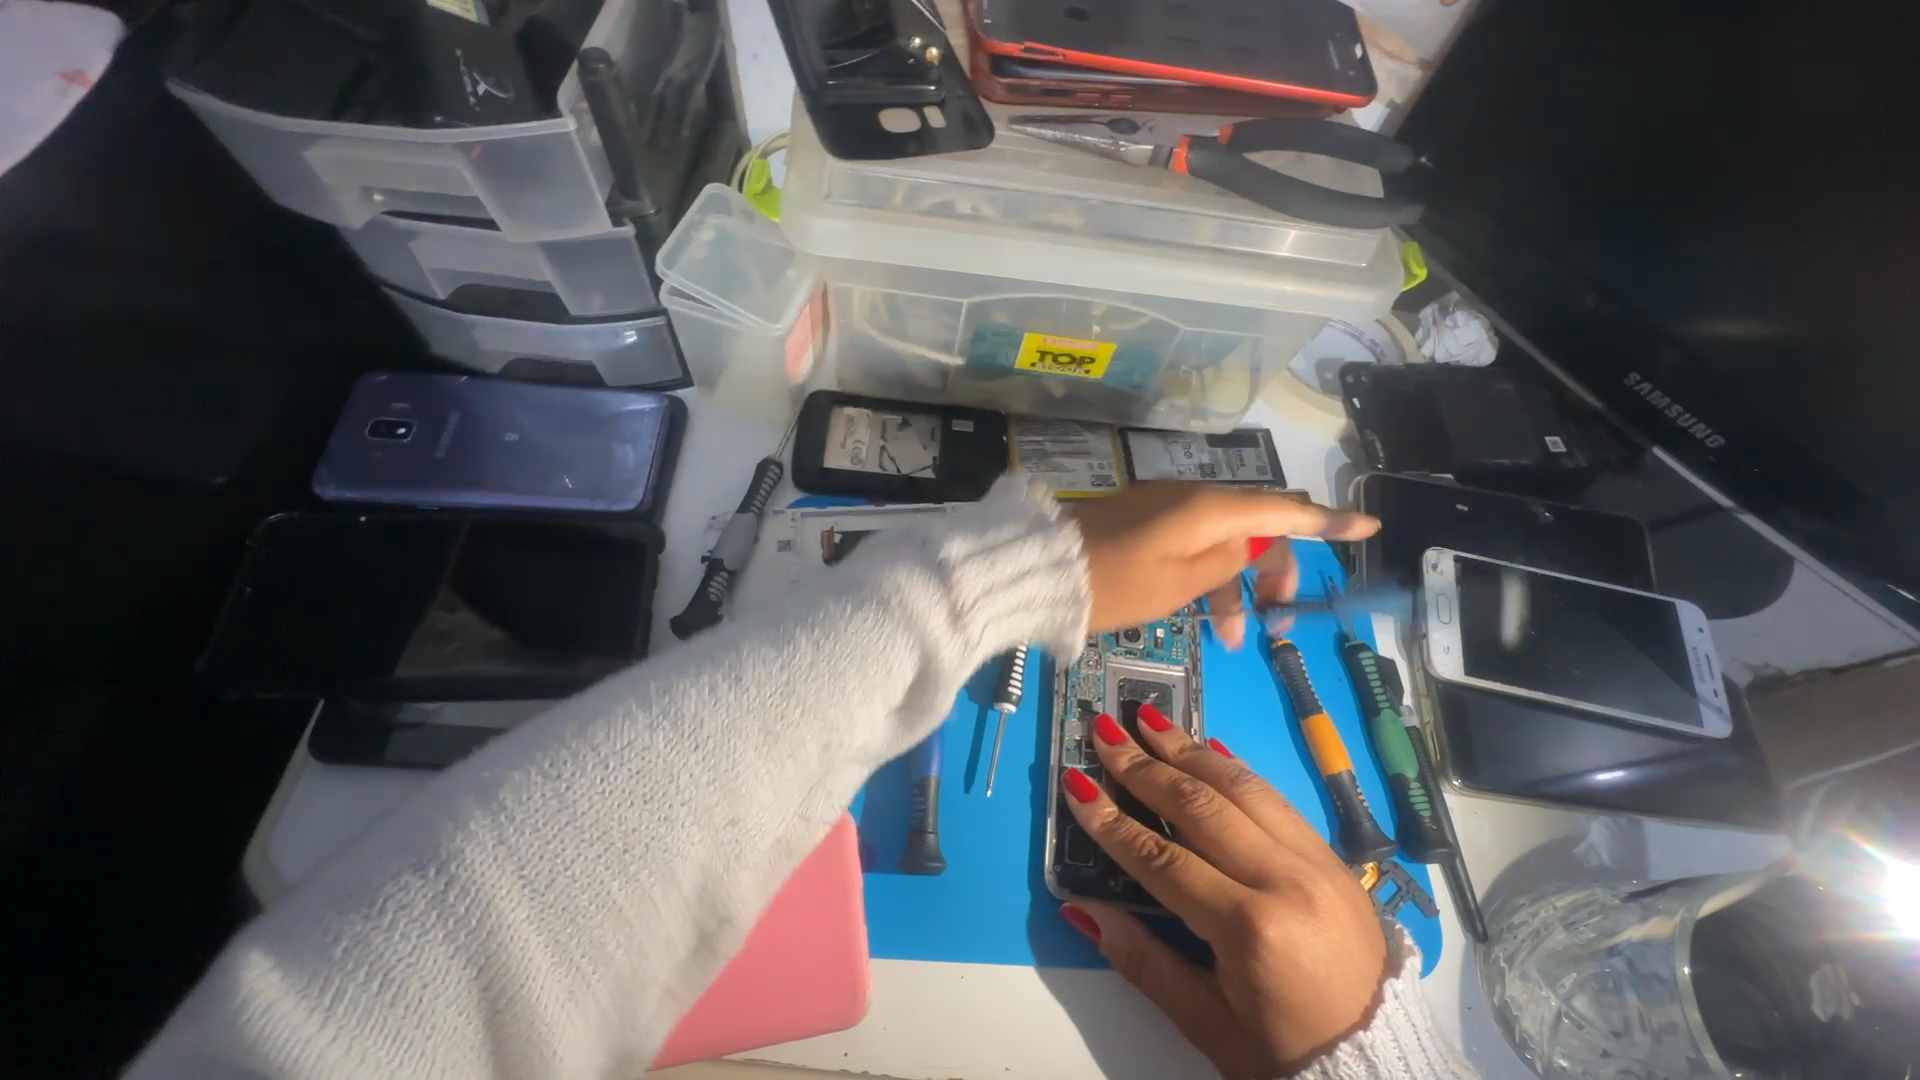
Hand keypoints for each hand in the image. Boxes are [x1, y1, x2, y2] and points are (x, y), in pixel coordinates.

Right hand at [1056, 708, 1387, 1077]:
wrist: (1386, 1071)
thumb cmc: (1288, 1057)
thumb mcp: (1208, 1025)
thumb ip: (1143, 962)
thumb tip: (1081, 908)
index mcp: (1250, 928)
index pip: (1161, 859)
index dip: (1111, 821)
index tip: (1077, 782)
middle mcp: (1285, 879)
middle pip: (1198, 807)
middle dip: (1143, 765)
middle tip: (1104, 729)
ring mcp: (1317, 862)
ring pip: (1240, 788)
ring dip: (1188, 750)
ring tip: (1148, 721)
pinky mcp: (1336, 859)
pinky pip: (1277, 800)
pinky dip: (1236, 769)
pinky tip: (1209, 749)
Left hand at [1068, 484, 1377, 637]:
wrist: (1043, 570)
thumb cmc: (1115, 582)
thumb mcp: (1179, 582)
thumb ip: (1225, 562)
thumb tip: (1245, 548)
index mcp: (1211, 508)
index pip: (1283, 511)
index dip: (1326, 522)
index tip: (1365, 528)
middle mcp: (1194, 500)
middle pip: (1255, 526)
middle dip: (1274, 569)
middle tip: (1277, 615)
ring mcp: (1166, 511)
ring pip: (1223, 542)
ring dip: (1236, 586)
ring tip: (1234, 638)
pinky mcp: (1144, 525)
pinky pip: (1193, 546)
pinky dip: (1206, 578)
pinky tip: (1205, 616)